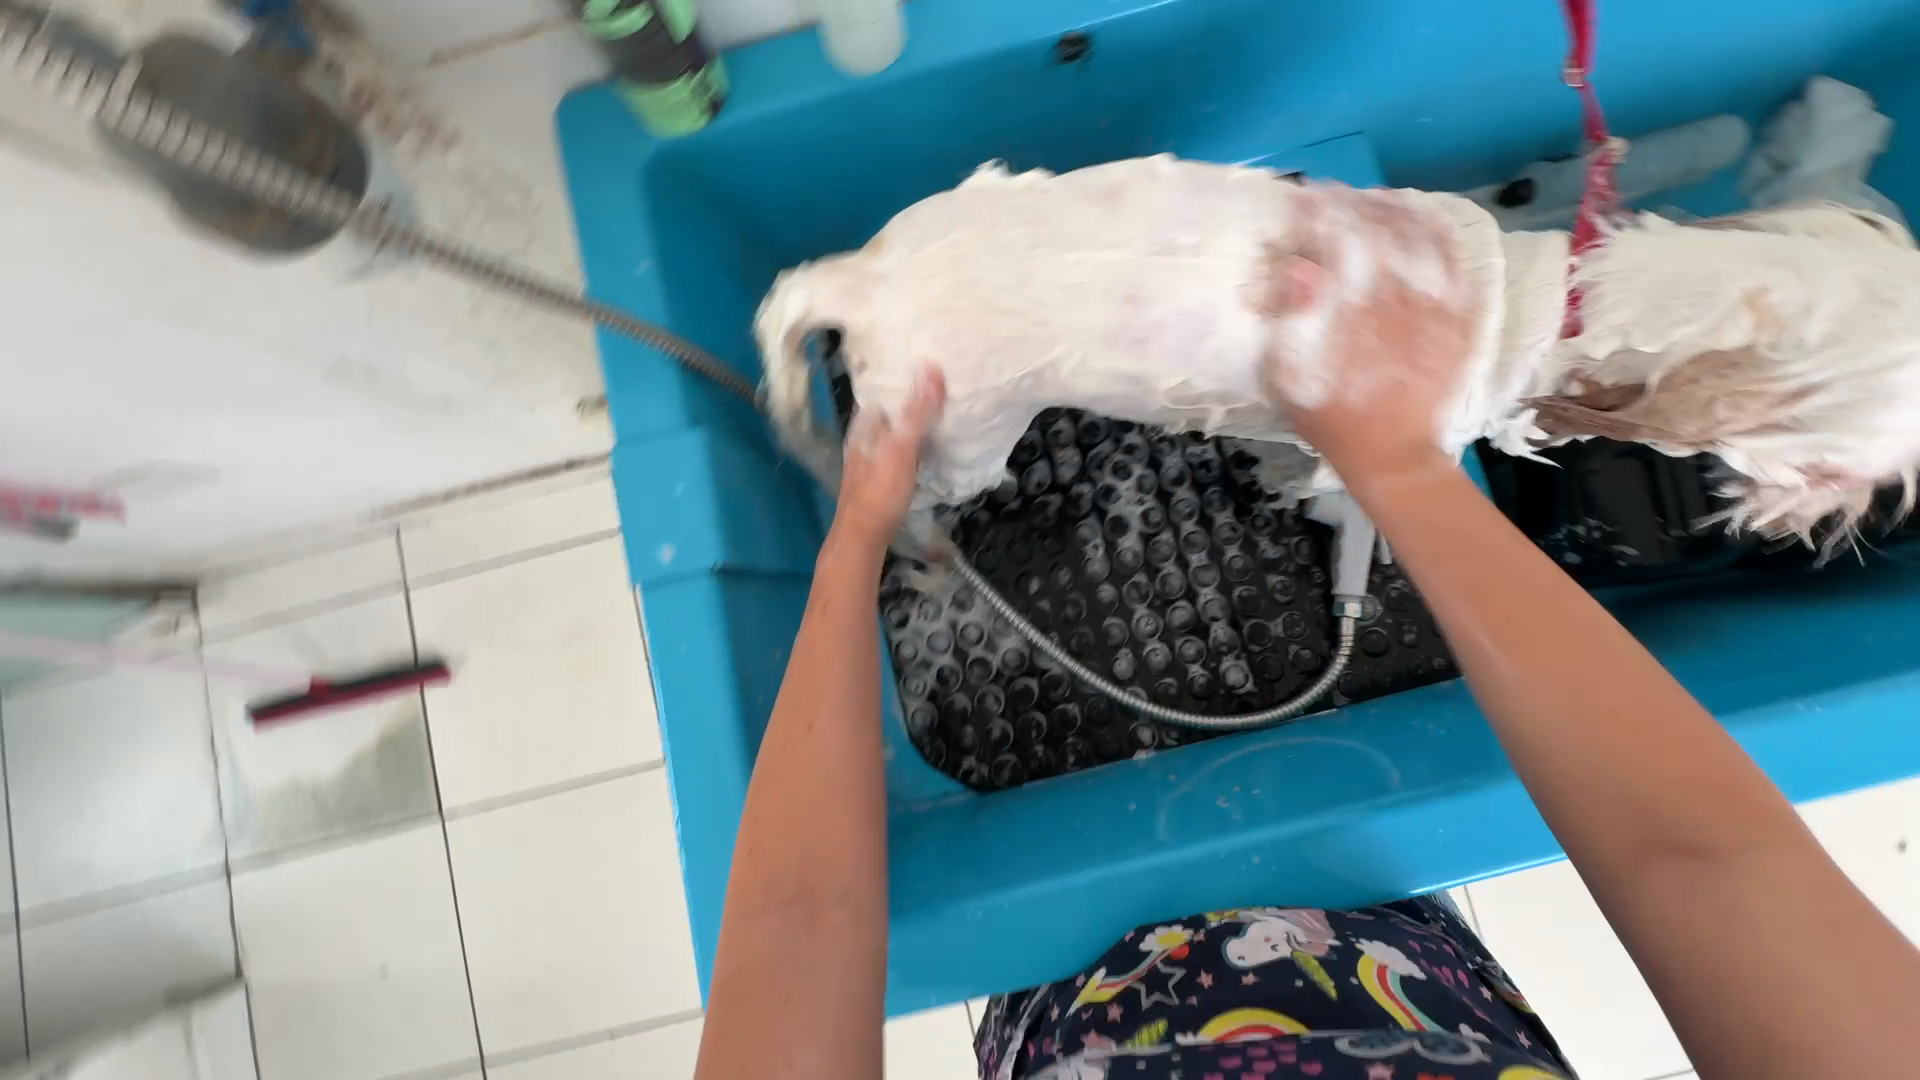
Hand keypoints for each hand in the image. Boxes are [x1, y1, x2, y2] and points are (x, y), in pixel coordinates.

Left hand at [830, 367, 945, 552]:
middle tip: (939, 385)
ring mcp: (869, 460)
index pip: (879, 389)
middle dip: (907, 399)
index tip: (924, 362)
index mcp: (864, 425)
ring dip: (910, 423)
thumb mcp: (902, 447)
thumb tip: (930, 366)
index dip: (898, 376)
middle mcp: (863, 438)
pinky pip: (898, 452)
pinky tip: (926, 448)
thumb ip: (917, 411)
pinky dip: (912, 445)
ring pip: (891, 432)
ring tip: (938, 411)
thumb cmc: (881, 490)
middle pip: (887, 411)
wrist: (863, 536)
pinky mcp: (878, 480)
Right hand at [1256, 186, 1478, 480]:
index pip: (1342, 247)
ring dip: (1399, 215)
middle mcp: (1401, 304)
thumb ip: (1292, 325)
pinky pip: (1457, 269)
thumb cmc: (1332, 422)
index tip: (1305, 201)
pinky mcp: (1460, 322)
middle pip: (1384, 237)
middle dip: (1357, 209)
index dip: (1323, 218)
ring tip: (1379, 197)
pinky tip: (1426, 226)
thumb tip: (1297, 272)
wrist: (1392, 455)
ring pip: (1424, 245)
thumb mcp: (1293, 384)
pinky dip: (1441, 242)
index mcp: (1355, 315)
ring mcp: (1437, 311)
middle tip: (1337, 194)